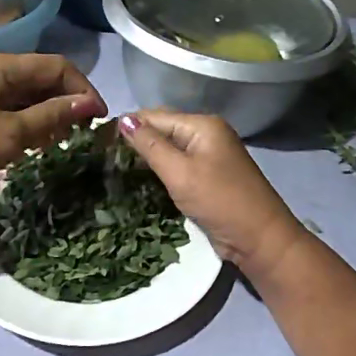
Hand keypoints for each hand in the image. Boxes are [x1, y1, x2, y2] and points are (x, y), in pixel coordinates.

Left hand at [0, 53, 104, 196]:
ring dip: (50, 112)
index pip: (56, 66)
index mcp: (0, 65)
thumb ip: (54, 115)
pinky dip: (31, 119)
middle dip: (67, 101)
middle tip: (83, 132)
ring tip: (64, 140)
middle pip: (42, 76)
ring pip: (29, 92)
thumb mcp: (14, 134)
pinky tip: (39, 141)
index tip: (98, 119)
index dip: (82, 89)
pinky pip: (12, 104)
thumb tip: (90, 105)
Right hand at [114, 110, 309, 270]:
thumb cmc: (220, 201)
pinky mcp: (207, 176)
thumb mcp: (181, 172)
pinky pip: (176, 164)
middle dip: (133, 140)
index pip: (154, 116)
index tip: (95, 142)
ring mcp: (208, 155)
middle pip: (161, 128)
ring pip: (167, 148)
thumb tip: (122, 119)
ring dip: (143, 156)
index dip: (125, 127)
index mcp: (202, 124)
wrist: (260, 239)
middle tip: (101, 157)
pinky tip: (137, 179)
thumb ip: (150, 145)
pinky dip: (158, 169)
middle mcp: (205, 134)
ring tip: (112, 168)